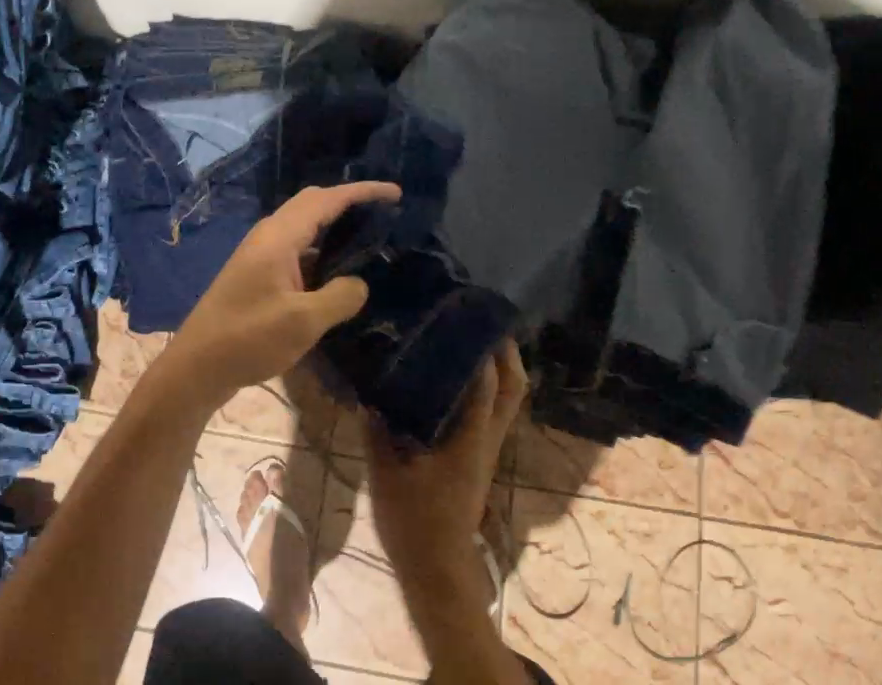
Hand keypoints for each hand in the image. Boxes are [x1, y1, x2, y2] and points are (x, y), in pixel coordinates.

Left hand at [153, 182, 401, 409]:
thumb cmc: (247, 339)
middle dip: (349, 202)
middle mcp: (268, 237)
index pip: (326, 200)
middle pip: (313, 205)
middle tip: (385, 214)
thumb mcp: (303, 322)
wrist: (196, 368)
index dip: (362, 192)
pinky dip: (323, 252)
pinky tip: (339, 275)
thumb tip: (360, 284)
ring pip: (305, 229)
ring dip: (335, 228)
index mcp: (278, 237)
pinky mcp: (258, 276)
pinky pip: (297, 251)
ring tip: (370, 241)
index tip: (395, 194)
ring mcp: (260, 256)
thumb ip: (340, 297)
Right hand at [365, 339, 527, 583]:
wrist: (436, 566)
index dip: (480, 349)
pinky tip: (458, 378)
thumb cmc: (413, 518)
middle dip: (505, 351)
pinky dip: (488, 388)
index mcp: (470, 437)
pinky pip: (495, 411)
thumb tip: (368, 392)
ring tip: (474, 340)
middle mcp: (488, 437)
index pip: (486, 383)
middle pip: (514, 386)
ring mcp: (489, 448)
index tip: (462, 316)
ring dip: (501, 368)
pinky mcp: (482, 457)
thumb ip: (377, 429)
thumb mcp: (386, 471)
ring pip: (509, 399)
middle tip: (481, 322)